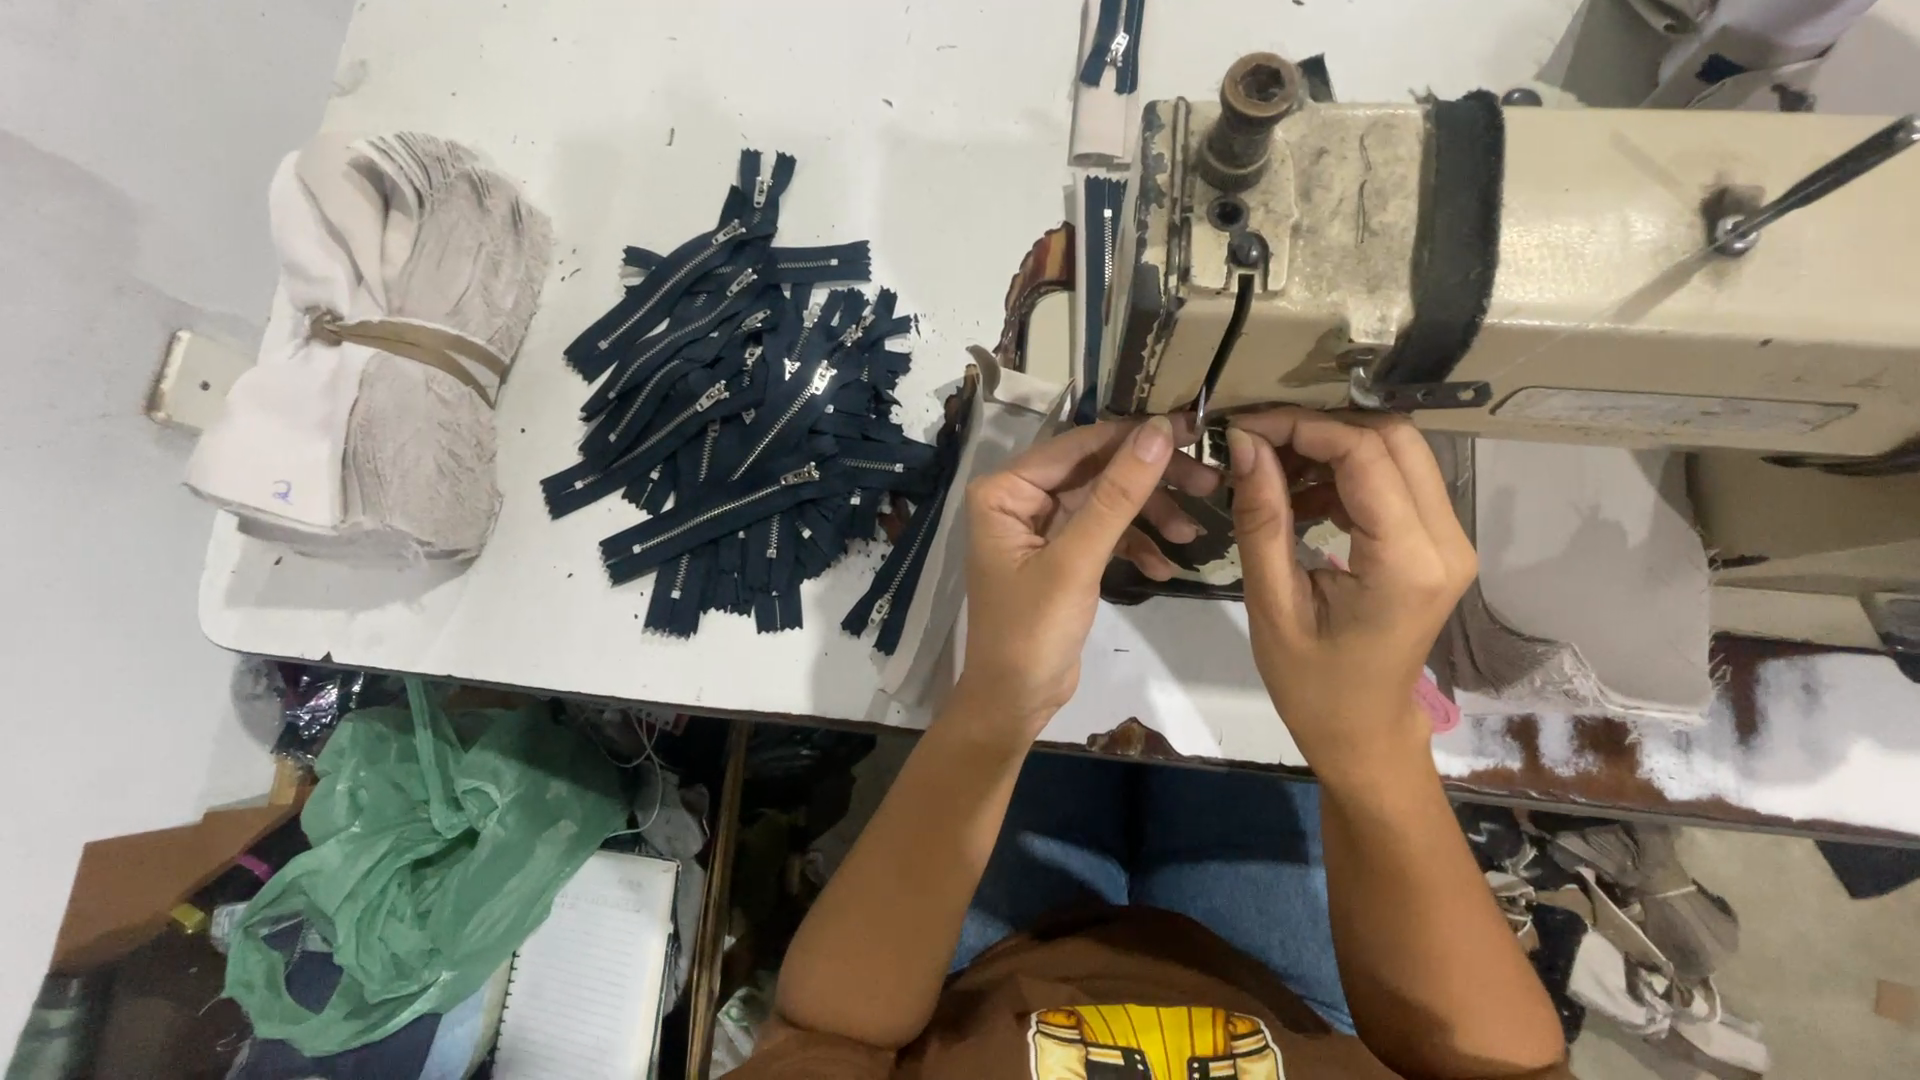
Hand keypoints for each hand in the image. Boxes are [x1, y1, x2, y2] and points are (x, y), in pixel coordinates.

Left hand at [954, 416, 1221, 740]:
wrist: (1015, 701)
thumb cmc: (1031, 632)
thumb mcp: (1076, 562)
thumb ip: (1118, 496)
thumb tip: (1160, 432)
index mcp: (1005, 490)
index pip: (1079, 445)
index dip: (1136, 437)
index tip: (1194, 432)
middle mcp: (1019, 499)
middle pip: (1097, 470)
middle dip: (1151, 481)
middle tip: (1209, 482)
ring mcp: (1041, 526)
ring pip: (1107, 501)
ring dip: (1150, 516)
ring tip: (1191, 535)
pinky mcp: (1062, 553)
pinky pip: (1106, 533)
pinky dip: (1135, 546)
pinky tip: (1163, 569)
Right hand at [1226, 408, 1475, 780]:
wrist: (1362, 729)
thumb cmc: (1311, 682)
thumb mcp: (1272, 603)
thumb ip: (1263, 518)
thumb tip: (1244, 444)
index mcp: (1408, 562)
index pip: (1365, 454)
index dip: (1301, 427)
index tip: (1243, 428)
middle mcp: (1446, 540)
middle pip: (1394, 437)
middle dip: (1320, 425)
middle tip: (1256, 439)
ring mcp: (1450, 539)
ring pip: (1398, 450)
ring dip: (1333, 444)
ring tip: (1271, 466)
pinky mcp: (1437, 542)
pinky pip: (1396, 479)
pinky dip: (1346, 470)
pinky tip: (1300, 492)